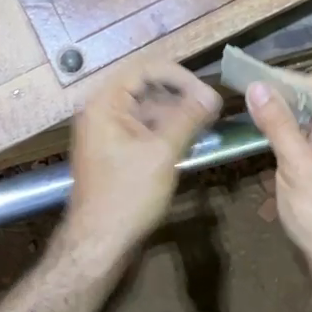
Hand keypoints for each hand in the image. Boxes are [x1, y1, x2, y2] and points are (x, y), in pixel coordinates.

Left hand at [61, 62, 221, 263]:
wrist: (99, 242)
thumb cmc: (127, 195)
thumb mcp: (162, 153)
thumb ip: (187, 118)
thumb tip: (212, 94)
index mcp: (104, 102)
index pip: (144, 69)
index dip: (179, 76)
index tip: (207, 93)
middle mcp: (101, 110)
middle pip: (144, 87)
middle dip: (179, 95)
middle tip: (212, 108)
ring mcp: (106, 130)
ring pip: (145, 109)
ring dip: (175, 113)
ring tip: (206, 123)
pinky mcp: (114, 150)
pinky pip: (141, 128)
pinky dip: (164, 130)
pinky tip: (188, 139)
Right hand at [245, 70, 311, 279]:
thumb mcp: (297, 166)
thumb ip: (277, 124)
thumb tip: (256, 87)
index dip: (299, 80)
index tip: (266, 87)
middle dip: (288, 94)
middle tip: (254, 96)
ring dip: (285, 113)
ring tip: (255, 112)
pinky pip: (308, 135)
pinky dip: (288, 131)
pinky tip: (266, 134)